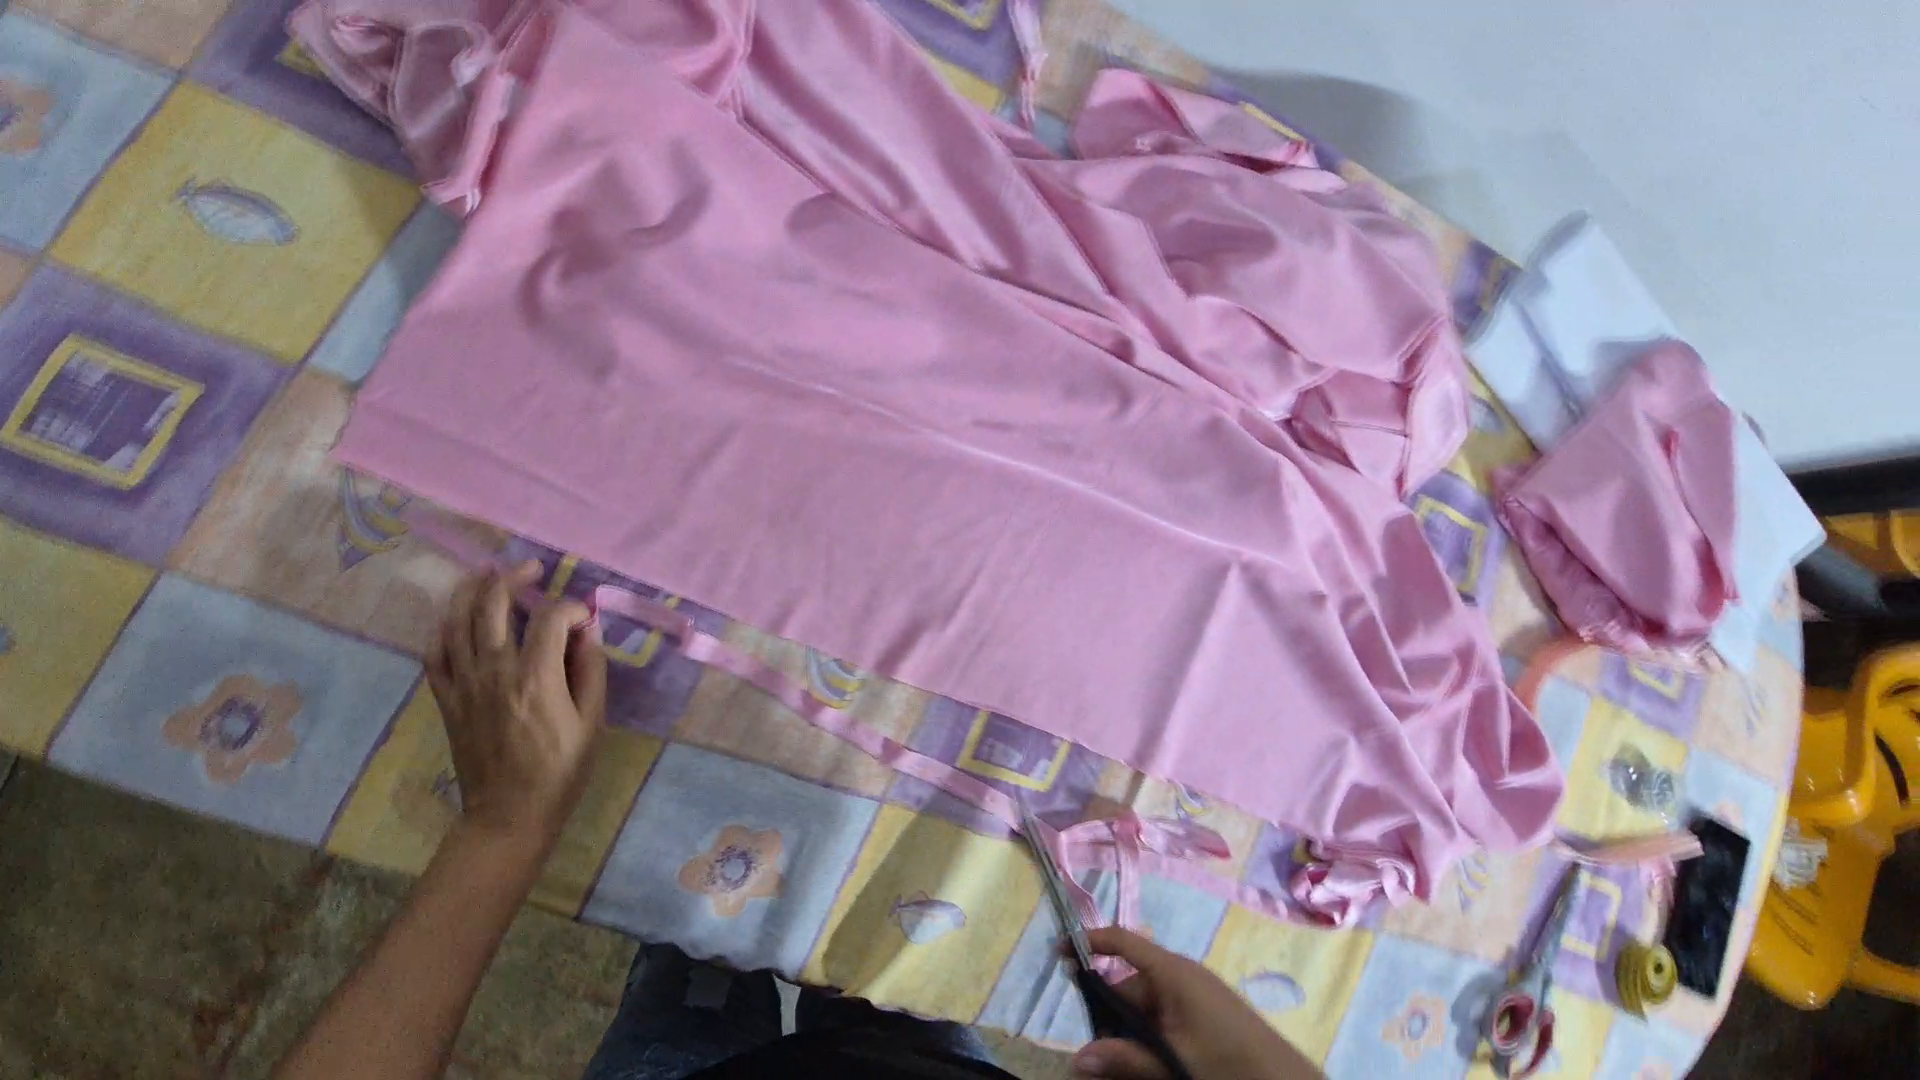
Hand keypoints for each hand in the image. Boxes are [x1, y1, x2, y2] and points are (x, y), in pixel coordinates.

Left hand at [426, 562, 607, 847]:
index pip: (551, 619)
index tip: (586, 620)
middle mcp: (495, 670)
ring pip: (458, 621)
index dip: (572, 609)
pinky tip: (457, 618)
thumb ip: (591, 670)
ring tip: (488, 574)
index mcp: (536, 676)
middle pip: (494, 605)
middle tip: (531, 568)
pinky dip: (444, 628)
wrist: (509, 813)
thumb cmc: (562, 769)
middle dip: (513, 578)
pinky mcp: (446, 698)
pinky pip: (435, 653)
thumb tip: (588, 633)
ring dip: (472, 591)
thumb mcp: (593, 720)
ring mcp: (464, 683)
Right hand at [1072, 927, 1321, 1079]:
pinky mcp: (1207, 1015)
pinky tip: (1146, 1064)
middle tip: (1090, 1051)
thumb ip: (1126, 1059)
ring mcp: (1196, 994)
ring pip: (1147, 1006)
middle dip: (1107, 1014)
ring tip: (1117, 1064)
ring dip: (1129, 1032)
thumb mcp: (1173, 1062)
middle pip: (1131, 984)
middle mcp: (1182, 975)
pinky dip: (1150, 1036)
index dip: (1090, 940)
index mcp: (1173, 971)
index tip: (1059, 952)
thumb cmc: (1227, 1061)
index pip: (1123, 940)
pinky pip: (1166, 1017)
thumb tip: (1075, 1058)